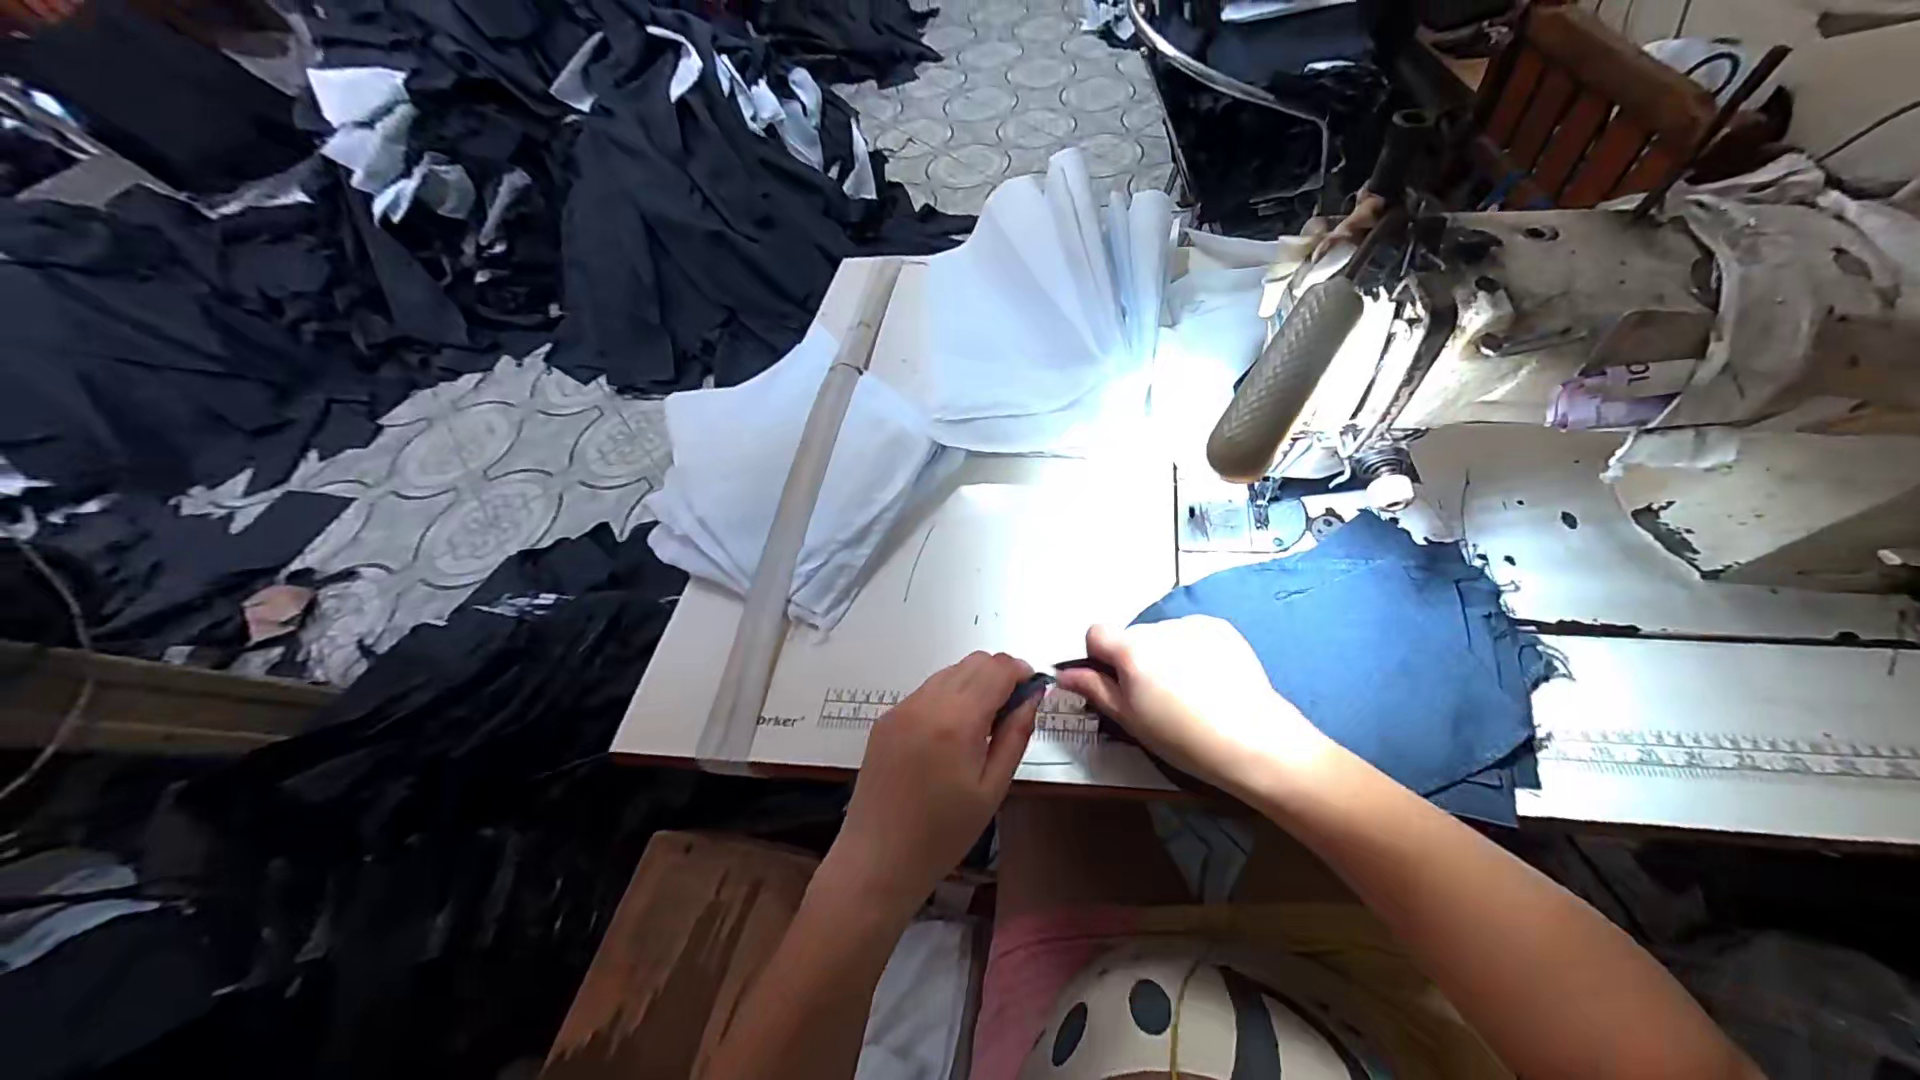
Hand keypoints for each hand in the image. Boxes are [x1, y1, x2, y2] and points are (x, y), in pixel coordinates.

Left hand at [825, 651, 1036, 915]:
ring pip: (949, 672)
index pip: (996, 669)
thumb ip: (1015, 734)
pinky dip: (948, 696)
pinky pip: (926, 691)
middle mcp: (925, 703)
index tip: (1033, 690)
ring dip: (973, 683)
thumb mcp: (992, 788)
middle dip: (999, 674)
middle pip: (973, 662)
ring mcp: (901, 708)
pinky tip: (952, 733)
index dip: (1020, 672)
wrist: (877, 859)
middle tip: (1011, 710)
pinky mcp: (885, 719)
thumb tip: (1032, 696)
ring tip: (982, 724)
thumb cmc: (943, 833)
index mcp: (956, 721)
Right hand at [1056, 618, 1334, 800]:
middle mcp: (1159, 628)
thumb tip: (1065, 675)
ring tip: (1186, 690)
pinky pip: (1190, 633)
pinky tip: (1207, 679)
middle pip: (1131, 635)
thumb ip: (1094, 690)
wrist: (1254, 741)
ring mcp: (1192, 625)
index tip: (1114, 682)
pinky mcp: (1221, 628)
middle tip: (1153, 695)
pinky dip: (1190, 649)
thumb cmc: (1183, 738)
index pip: (1096, 633)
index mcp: (1131, 650)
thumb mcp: (1130, 720)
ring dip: (1163, 653)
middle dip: (1134, 658)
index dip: (1099, 657)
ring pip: (1161, 635)